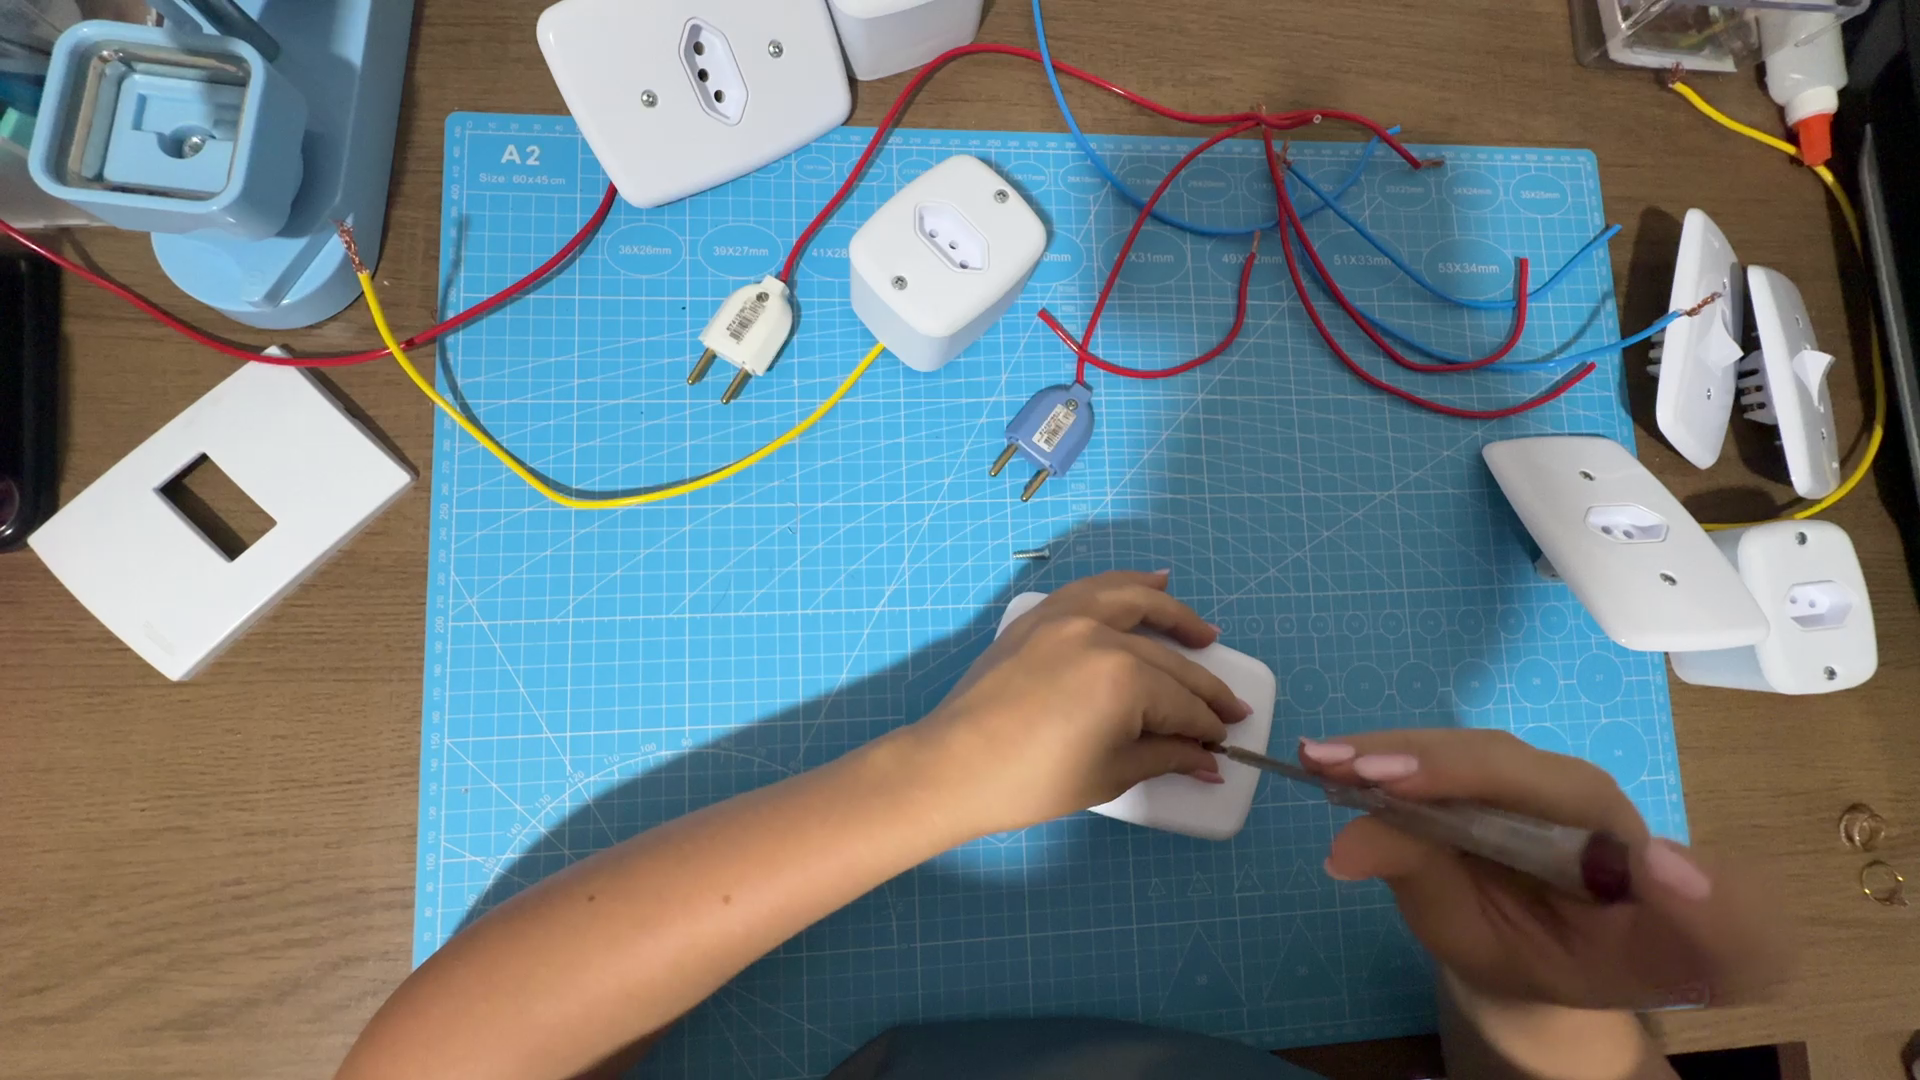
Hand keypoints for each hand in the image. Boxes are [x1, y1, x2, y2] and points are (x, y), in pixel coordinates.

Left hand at [902, 570, 1251, 836]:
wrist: (955, 764)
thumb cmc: (1033, 781)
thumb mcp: (1109, 773)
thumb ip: (1165, 755)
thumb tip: (1208, 758)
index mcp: (1123, 676)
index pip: (1181, 702)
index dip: (1206, 726)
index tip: (1225, 742)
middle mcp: (1100, 633)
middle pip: (1165, 660)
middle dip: (1201, 689)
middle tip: (1227, 709)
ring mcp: (1066, 617)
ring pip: (1131, 601)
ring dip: (1171, 613)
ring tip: (1203, 631)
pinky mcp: (1039, 616)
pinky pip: (1089, 590)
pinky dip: (1121, 585)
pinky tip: (1145, 585)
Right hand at [1300, 729, 1786, 1010]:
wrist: (1523, 949)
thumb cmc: (1529, 959)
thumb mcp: (1503, 960)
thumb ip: (1437, 894)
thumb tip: (1344, 847)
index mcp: (1644, 877)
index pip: (1637, 847)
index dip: (1636, 853)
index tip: (1621, 855)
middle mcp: (1592, 808)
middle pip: (1520, 770)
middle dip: (1445, 768)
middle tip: (1364, 774)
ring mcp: (1532, 778)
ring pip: (1467, 750)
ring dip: (1389, 750)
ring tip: (1322, 760)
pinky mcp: (1480, 767)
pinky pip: (1430, 751)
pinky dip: (1372, 751)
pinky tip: (1322, 756)